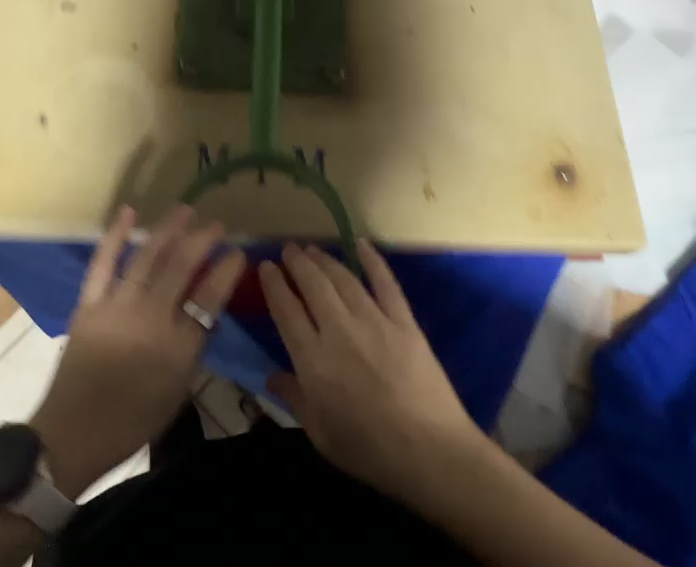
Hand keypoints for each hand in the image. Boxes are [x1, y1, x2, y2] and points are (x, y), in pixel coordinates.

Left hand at [30, 205, 244, 497]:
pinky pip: (104, 263)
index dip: (227, 271)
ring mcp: (117, 308)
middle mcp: (150, 319)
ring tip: (185, 210)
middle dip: (202, 241)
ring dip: (168, 230)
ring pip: (147, 258)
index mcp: (178, 346)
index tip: (238, 253)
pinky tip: (130, 213)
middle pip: (181, 268)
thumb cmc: (135, 418)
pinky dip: (116, 235)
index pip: (210, 298)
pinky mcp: (89, 304)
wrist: (76, 433)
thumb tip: (207, 311)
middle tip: (217, 225)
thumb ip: (195, 345)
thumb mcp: (180, 387)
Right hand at [259, 241, 490, 506]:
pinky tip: (362, 244)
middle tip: (288, 250)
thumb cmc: (368, 449)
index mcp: (313, 361)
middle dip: (297, 263)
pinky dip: (373, 260)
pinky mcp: (404, 322)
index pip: (286, 311)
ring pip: (344, 280)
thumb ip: (294, 399)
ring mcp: (374, 322)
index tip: (266, 267)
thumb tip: (270, 376)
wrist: (429, 451)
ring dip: (325, 260)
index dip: (274, 285)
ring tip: (312, 249)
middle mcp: (339, 332)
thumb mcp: (320, 433)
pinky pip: (386, 283)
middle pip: (313, 286)